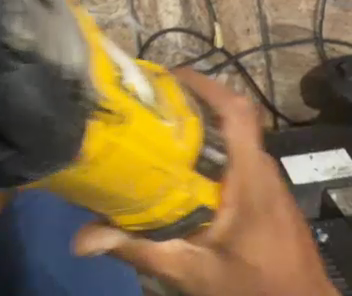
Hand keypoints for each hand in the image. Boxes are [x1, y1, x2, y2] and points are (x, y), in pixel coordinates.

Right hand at [74, 70, 339, 295]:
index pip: (237, 113)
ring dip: (197, 127)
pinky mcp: (268, 198)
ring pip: (232, 139)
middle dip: (188, 103)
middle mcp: (263, 172)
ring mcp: (269, 184)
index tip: (165, 77)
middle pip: (229, 119)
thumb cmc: (256, 289)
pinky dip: (208, 151)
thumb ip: (142, 250)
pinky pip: (236, 159)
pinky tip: (178, 168)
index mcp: (251, 179)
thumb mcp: (194, 273)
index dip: (205, 85)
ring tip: (153, 127)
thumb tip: (82, 240)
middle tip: (144, 102)